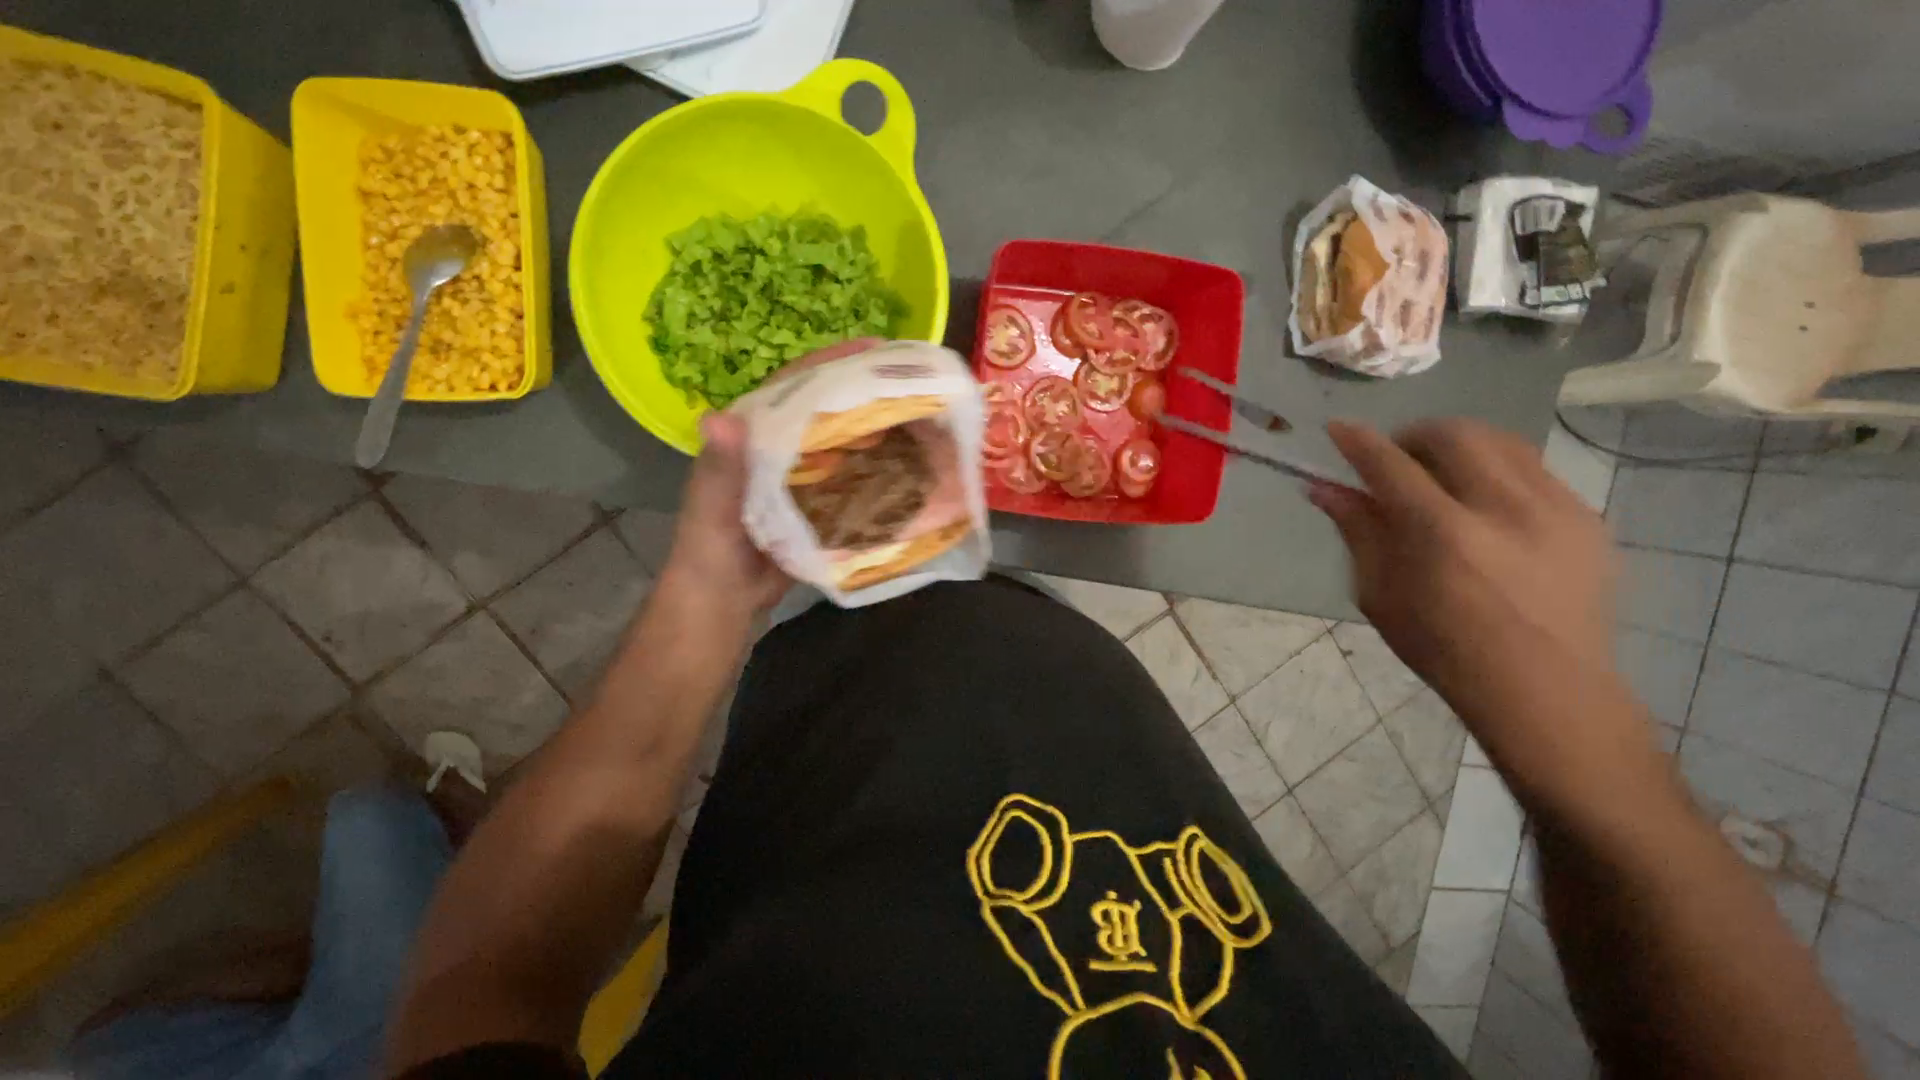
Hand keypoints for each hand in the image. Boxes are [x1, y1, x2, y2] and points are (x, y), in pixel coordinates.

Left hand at [657, 338, 886, 618]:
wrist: (721, 600)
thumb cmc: (710, 548)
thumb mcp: (712, 507)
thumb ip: (721, 467)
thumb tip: (717, 417)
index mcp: (752, 435)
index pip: (793, 386)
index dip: (830, 364)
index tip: (872, 349)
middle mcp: (778, 447)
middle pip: (824, 409)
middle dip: (862, 392)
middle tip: (908, 381)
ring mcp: (799, 476)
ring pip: (840, 441)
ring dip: (874, 427)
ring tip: (918, 415)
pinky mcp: (816, 504)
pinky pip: (849, 478)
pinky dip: (874, 471)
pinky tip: (907, 467)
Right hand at [1310, 419, 1632, 771]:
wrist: (1546, 688)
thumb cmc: (1445, 650)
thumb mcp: (1382, 597)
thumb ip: (1358, 533)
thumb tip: (1326, 489)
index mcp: (1444, 535)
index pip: (1391, 465)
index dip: (1359, 442)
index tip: (1338, 429)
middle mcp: (1504, 509)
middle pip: (1454, 435)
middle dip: (1415, 436)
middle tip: (1398, 459)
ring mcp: (1556, 509)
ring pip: (1501, 441)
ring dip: (1461, 446)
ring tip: (1445, 474)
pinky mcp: (1588, 518)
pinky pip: (1536, 471)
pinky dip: (1500, 474)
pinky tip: (1490, 508)